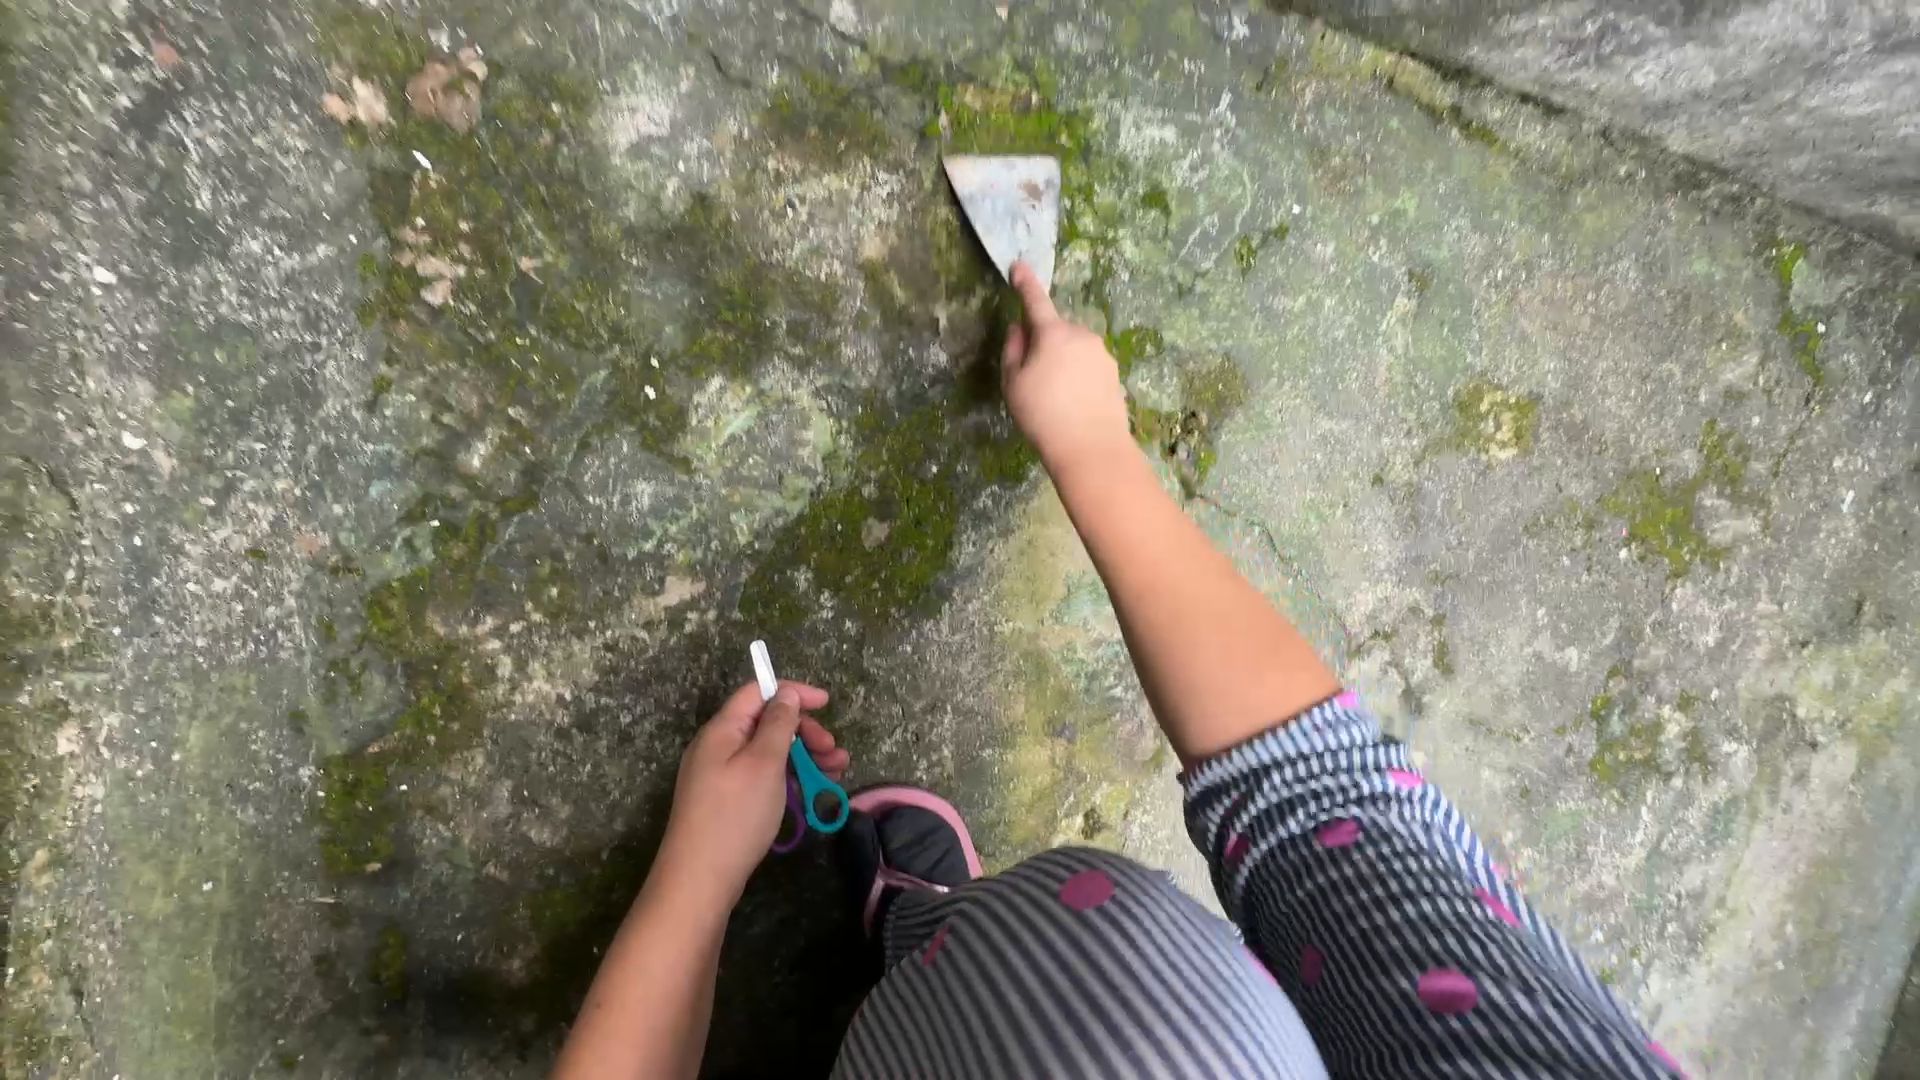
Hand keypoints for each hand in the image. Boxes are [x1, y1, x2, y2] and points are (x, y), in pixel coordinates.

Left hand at [656, 681, 847, 904]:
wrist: (698, 881)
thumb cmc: (735, 815)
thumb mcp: (764, 763)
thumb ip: (778, 724)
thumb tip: (785, 693)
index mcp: (722, 730)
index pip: (758, 693)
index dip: (792, 692)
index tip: (827, 703)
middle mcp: (718, 747)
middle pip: (766, 723)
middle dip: (805, 731)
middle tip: (833, 751)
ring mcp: (721, 775)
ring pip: (769, 752)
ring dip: (804, 756)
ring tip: (837, 772)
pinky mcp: (727, 800)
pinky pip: (763, 775)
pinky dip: (789, 776)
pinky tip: (812, 790)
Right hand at [1001, 260, 1131, 469]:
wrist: (1090, 448)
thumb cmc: (1042, 415)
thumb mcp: (1013, 384)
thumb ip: (1012, 351)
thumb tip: (1019, 330)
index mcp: (1053, 333)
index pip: (1035, 301)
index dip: (1025, 283)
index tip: (1018, 266)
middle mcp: (1082, 336)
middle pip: (1056, 331)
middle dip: (1044, 343)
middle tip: (1031, 377)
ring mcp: (1102, 355)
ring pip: (1074, 350)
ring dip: (1063, 363)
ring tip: (1054, 399)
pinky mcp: (1114, 375)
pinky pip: (1089, 369)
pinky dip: (1078, 379)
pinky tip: (1073, 406)